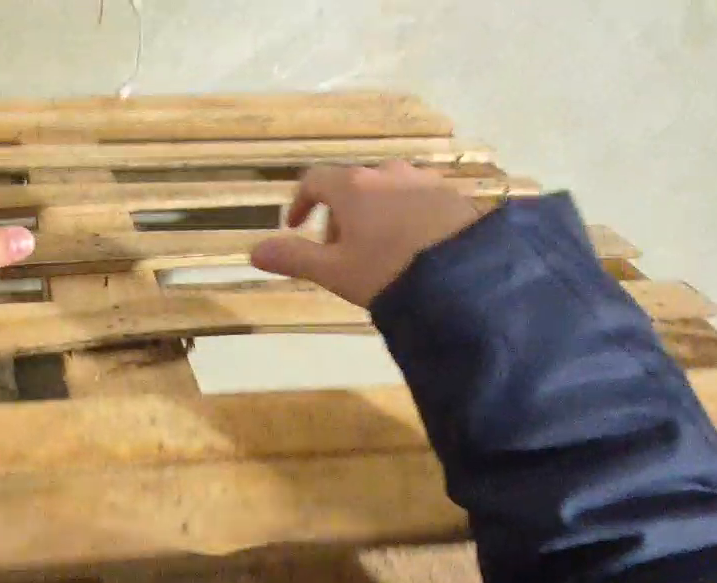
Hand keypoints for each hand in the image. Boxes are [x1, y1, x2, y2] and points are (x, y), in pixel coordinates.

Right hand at [250, 162, 488, 307]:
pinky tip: (408, 248)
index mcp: (352, 187)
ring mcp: (422, 180)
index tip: (295, 227)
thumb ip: (294, 258)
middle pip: (351, 185)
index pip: (314, 181)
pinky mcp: (450, 194)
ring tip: (375, 252)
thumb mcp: (334, 272)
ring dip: (370, 215)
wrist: (462, 277)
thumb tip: (254, 251)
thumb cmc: (386, 272)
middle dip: (337, 215)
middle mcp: (386, 172)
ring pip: (384, 191)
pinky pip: (414, 200)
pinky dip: (401, 217)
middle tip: (338, 252)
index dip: (300, 203)